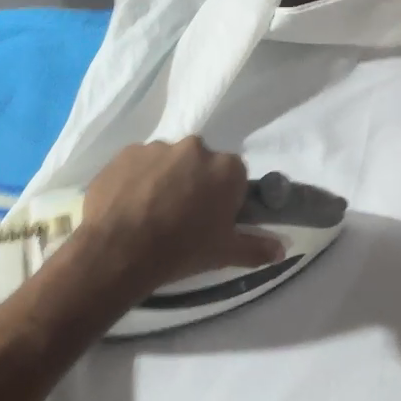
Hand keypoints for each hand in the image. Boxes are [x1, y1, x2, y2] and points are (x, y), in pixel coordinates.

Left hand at [79, 138, 283, 295]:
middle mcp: (194, 148)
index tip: (212, 219)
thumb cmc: (181, 251)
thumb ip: (257, 247)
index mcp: (225, 168)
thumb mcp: (224, 253)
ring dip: (164, 181)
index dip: (224, 198)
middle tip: (181, 218)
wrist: (119, 250)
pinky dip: (137, 181)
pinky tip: (129, 207)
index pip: (234, 176)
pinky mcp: (124, 153)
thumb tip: (282, 249)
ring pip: (168, 163)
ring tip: (150, 214)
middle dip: (194, 185)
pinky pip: (138, 165)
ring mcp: (156, 147)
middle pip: (200, 165)